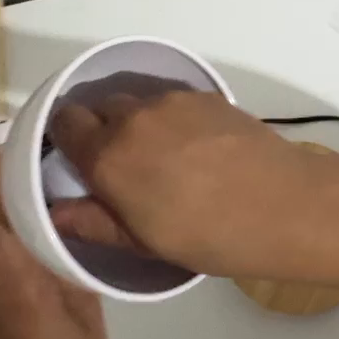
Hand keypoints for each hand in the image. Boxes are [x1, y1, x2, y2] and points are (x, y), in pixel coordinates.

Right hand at [46, 89, 338, 277]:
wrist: (282, 203)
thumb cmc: (208, 236)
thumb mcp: (144, 241)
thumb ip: (95, 221)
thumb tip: (56, 212)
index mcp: (108, 156)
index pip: (65, 122)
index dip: (68, 138)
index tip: (79, 159)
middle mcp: (134, 118)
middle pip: (101, 108)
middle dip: (103, 130)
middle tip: (125, 166)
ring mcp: (173, 101)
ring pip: (139, 103)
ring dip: (139, 122)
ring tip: (164, 158)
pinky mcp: (206, 96)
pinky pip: (172, 101)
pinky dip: (171, 117)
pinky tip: (195, 147)